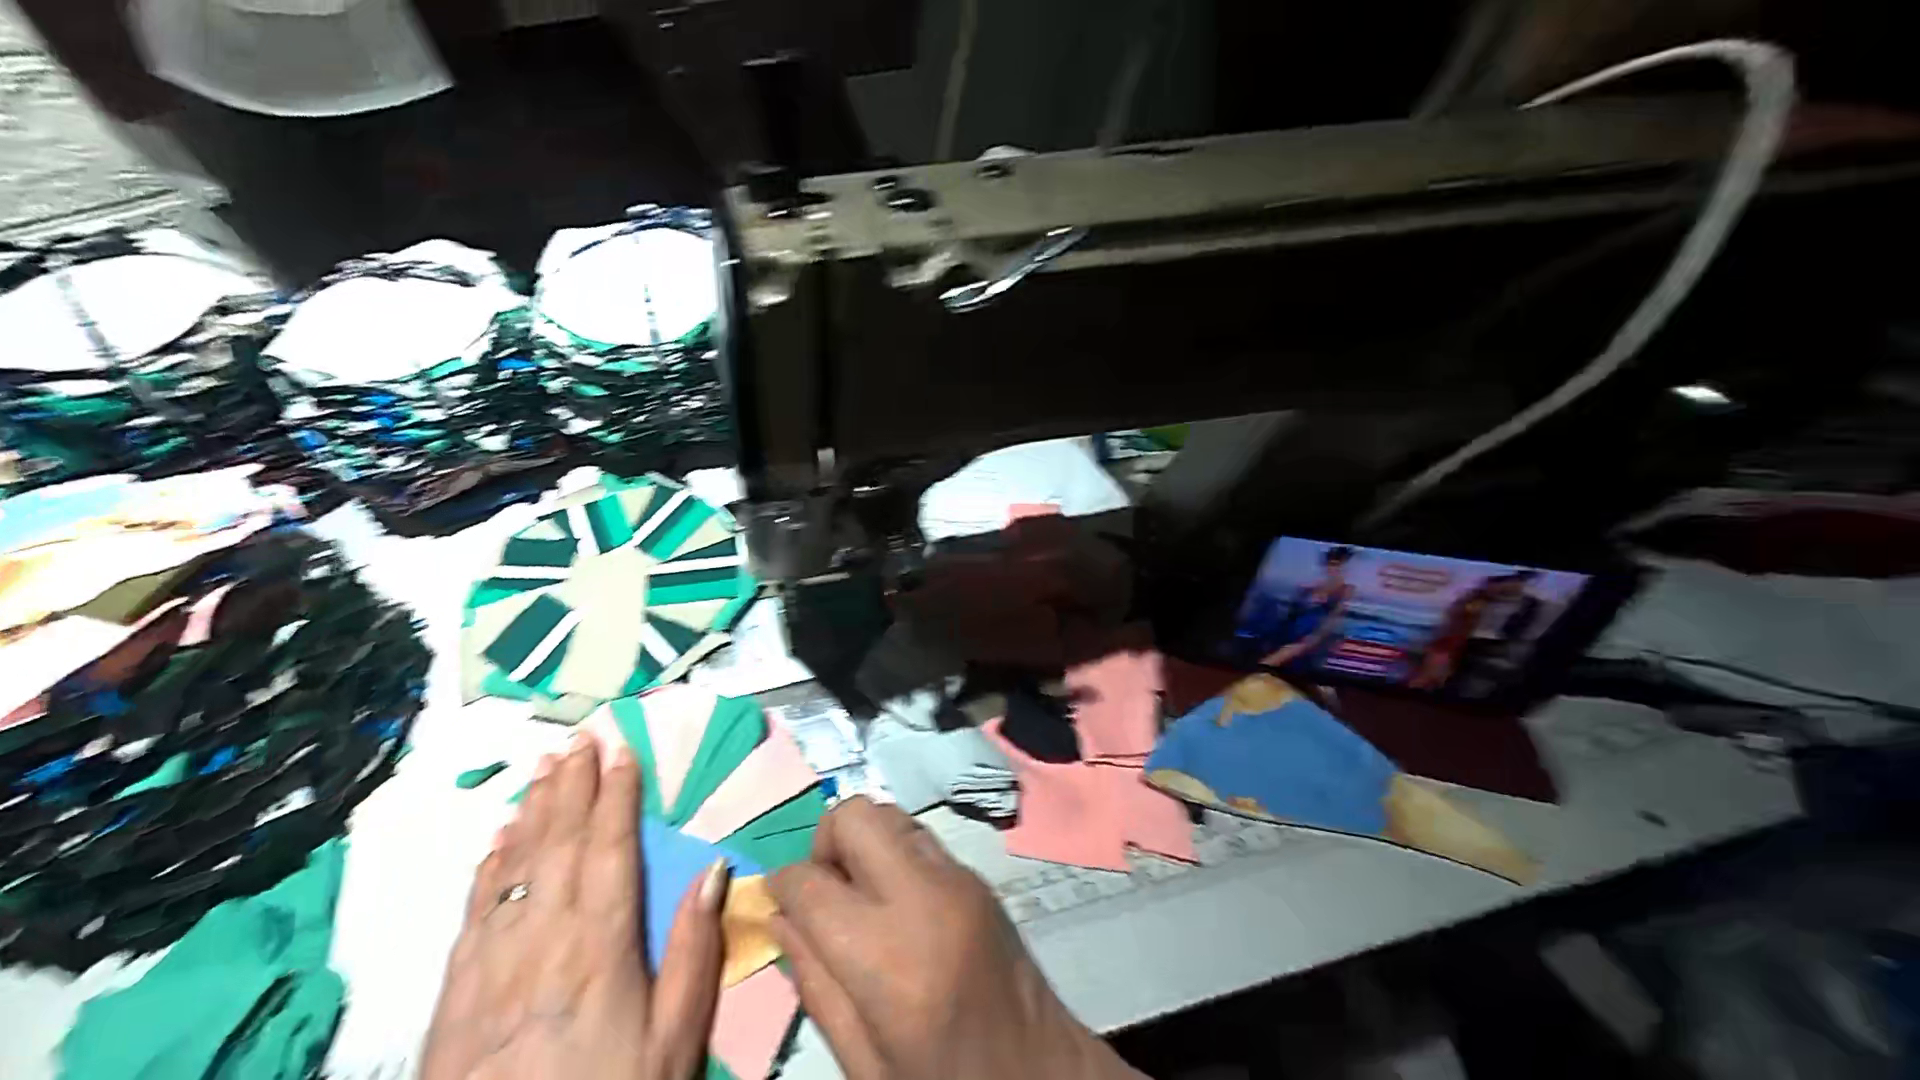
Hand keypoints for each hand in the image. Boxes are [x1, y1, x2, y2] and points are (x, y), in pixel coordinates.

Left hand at [422, 733, 727, 1079]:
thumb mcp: (673, 1041)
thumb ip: (693, 951)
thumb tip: (714, 869)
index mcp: (600, 946)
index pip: (610, 849)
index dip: (617, 795)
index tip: (622, 751)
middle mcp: (542, 939)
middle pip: (560, 844)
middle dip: (573, 786)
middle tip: (580, 739)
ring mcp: (490, 964)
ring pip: (515, 866)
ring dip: (532, 811)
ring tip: (544, 768)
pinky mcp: (454, 993)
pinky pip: (476, 909)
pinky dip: (490, 865)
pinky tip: (498, 840)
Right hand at [769, 798, 1141, 1079]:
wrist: (1038, 1068)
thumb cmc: (943, 1077)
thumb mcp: (864, 1060)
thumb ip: (814, 984)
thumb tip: (779, 918)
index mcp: (887, 957)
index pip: (810, 885)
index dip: (781, 885)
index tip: (778, 898)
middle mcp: (924, 898)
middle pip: (855, 817)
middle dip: (825, 843)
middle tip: (825, 890)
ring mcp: (956, 878)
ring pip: (888, 814)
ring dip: (861, 843)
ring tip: (860, 894)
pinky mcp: (976, 875)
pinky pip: (918, 837)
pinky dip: (893, 853)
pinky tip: (896, 900)